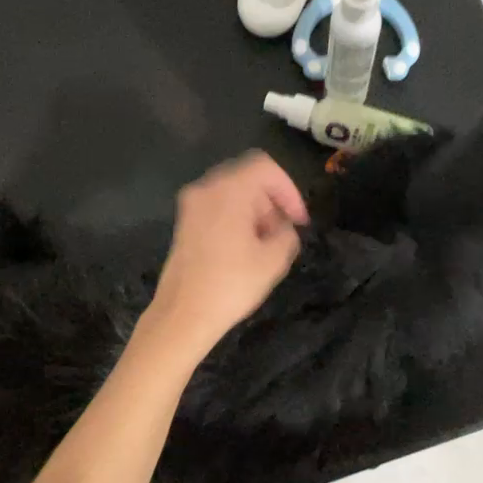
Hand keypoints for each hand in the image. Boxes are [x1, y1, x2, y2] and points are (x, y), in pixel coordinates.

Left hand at [147, 151, 309, 352]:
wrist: (183, 314)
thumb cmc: (231, 285)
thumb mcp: (273, 261)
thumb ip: (288, 234)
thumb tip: (284, 228)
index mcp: (228, 190)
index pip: (266, 168)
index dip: (289, 190)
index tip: (299, 220)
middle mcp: (205, 189)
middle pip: (248, 179)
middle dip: (271, 203)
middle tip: (284, 233)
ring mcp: (191, 206)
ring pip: (232, 194)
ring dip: (255, 213)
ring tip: (265, 246)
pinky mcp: (184, 224)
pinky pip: (217, 209)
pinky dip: (236, 220)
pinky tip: (244, 251)